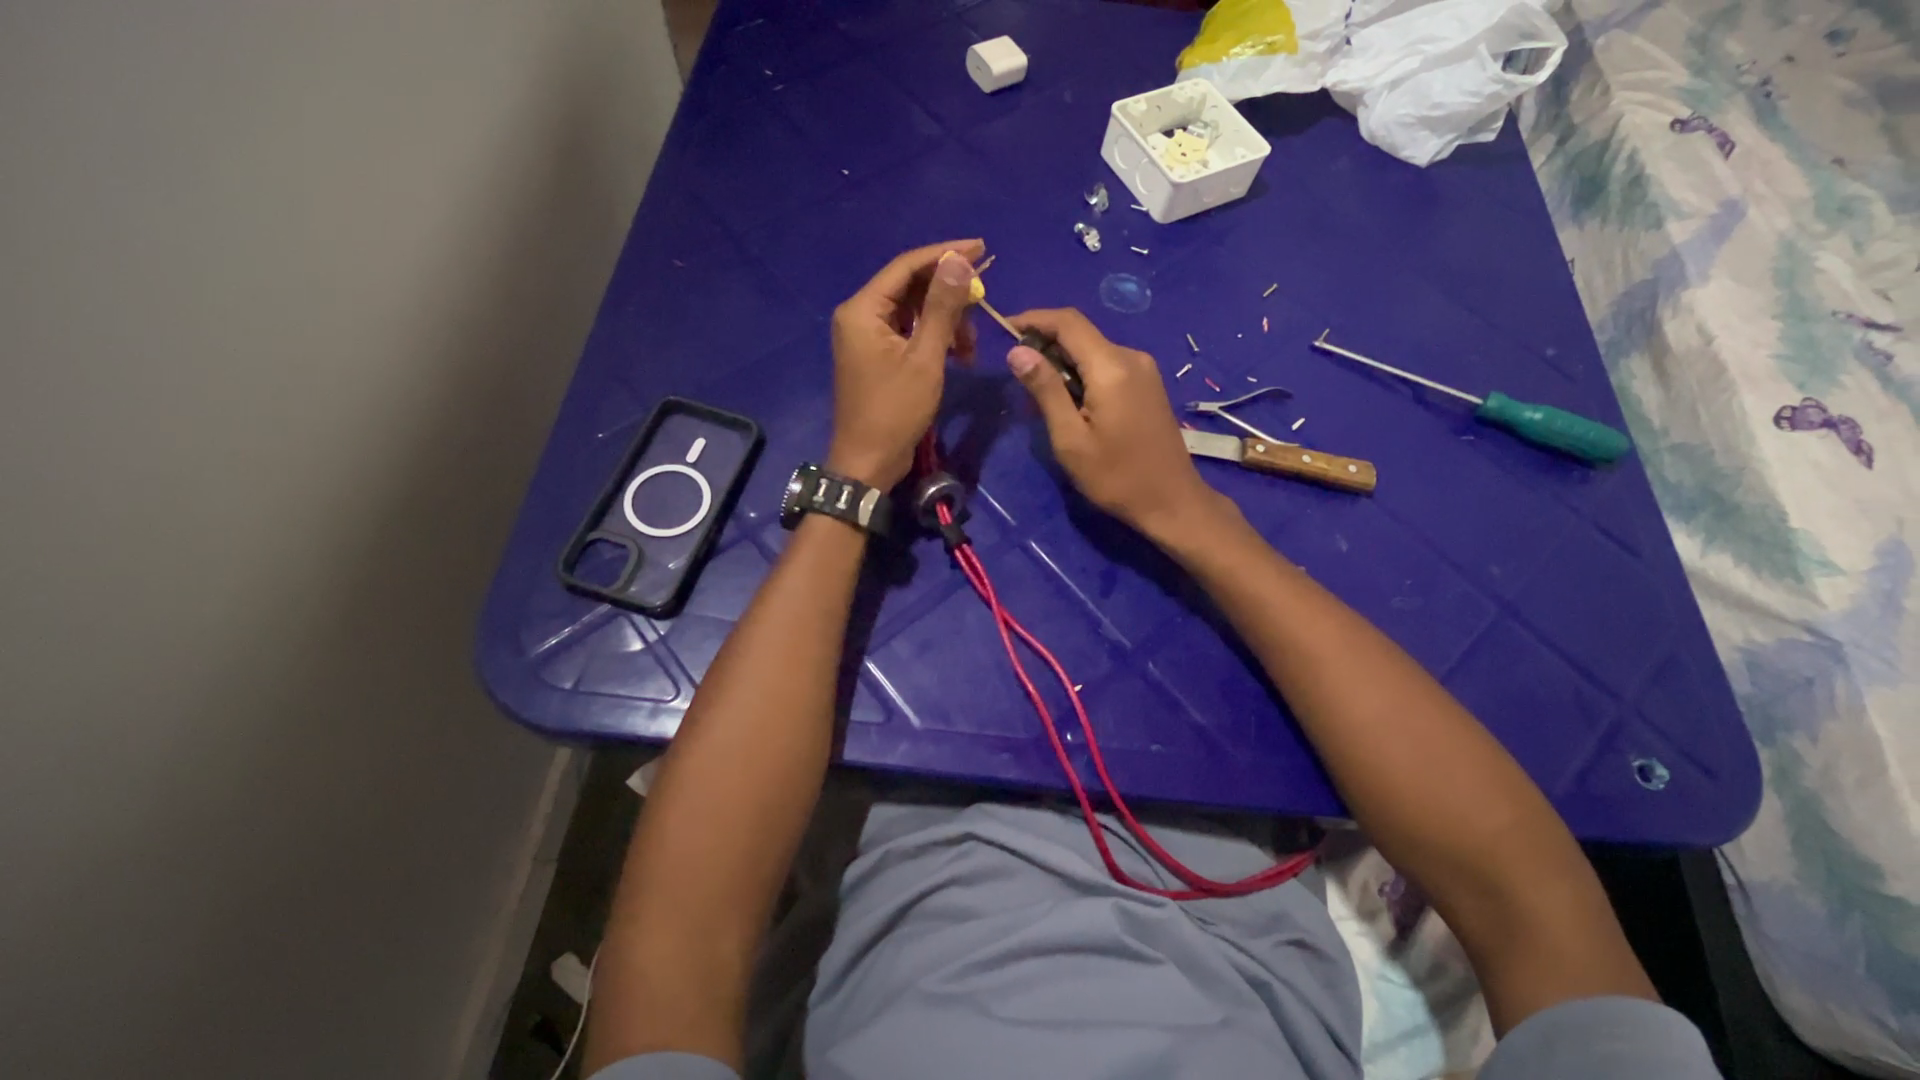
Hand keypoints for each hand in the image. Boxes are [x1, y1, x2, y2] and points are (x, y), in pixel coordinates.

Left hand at [826, 240, 983, 488]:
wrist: (868, 463)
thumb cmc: (894, 412)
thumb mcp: (925, 358)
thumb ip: (942, 307)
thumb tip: (960, 261)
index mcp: (863, 310)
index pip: (906, 266)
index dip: (944, 254)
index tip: (981, 248)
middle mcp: (860, 316)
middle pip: (909, 286)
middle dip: (948, 294)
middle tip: (983, 302)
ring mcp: (867, 337)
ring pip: (913, 311)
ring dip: (946, 321)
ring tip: (970, 347)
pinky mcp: (877, 356)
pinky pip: (909, 332)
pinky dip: (935, 338)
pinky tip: (958, 355)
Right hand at [1005, 308, 1234, 542]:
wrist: (1172, 502)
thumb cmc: (1116, 477)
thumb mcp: (1070, 438)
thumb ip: (1045, 390)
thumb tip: (1017, 351)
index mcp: (1111, 366)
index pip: (1068, 321)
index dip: (1033, 319)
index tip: (1004, 330)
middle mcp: (1131, 357)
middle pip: (1080, 334)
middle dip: (1045, 345)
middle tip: (1016, 376)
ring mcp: (1144, 370)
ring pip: (1092, 351)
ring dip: (1062, 363)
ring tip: (1037, 397)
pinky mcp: (1148, 384)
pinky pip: (1107, 366)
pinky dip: (1081, 374)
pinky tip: (1068, 403)